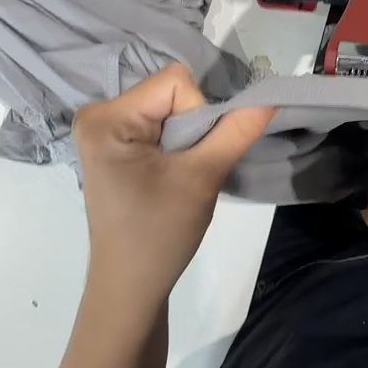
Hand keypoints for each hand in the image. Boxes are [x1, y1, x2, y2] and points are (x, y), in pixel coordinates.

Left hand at [72, 64, 272, 304]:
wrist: (130, 285)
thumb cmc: (159, 234)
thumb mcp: (204, 177)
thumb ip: (237, 131)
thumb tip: (270, 96)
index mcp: (107, 117)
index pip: (176, 82)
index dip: (199, 114)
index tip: (191, 159)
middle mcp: (97, 113)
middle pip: (170, 91)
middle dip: (191, 126)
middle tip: (184, 171)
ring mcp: (101, 128)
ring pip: (168, 106)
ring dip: (185, 136)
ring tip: (175, 176)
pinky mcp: (112, 143)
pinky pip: (157, 120)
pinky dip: (174, 142)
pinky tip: (166, 175)